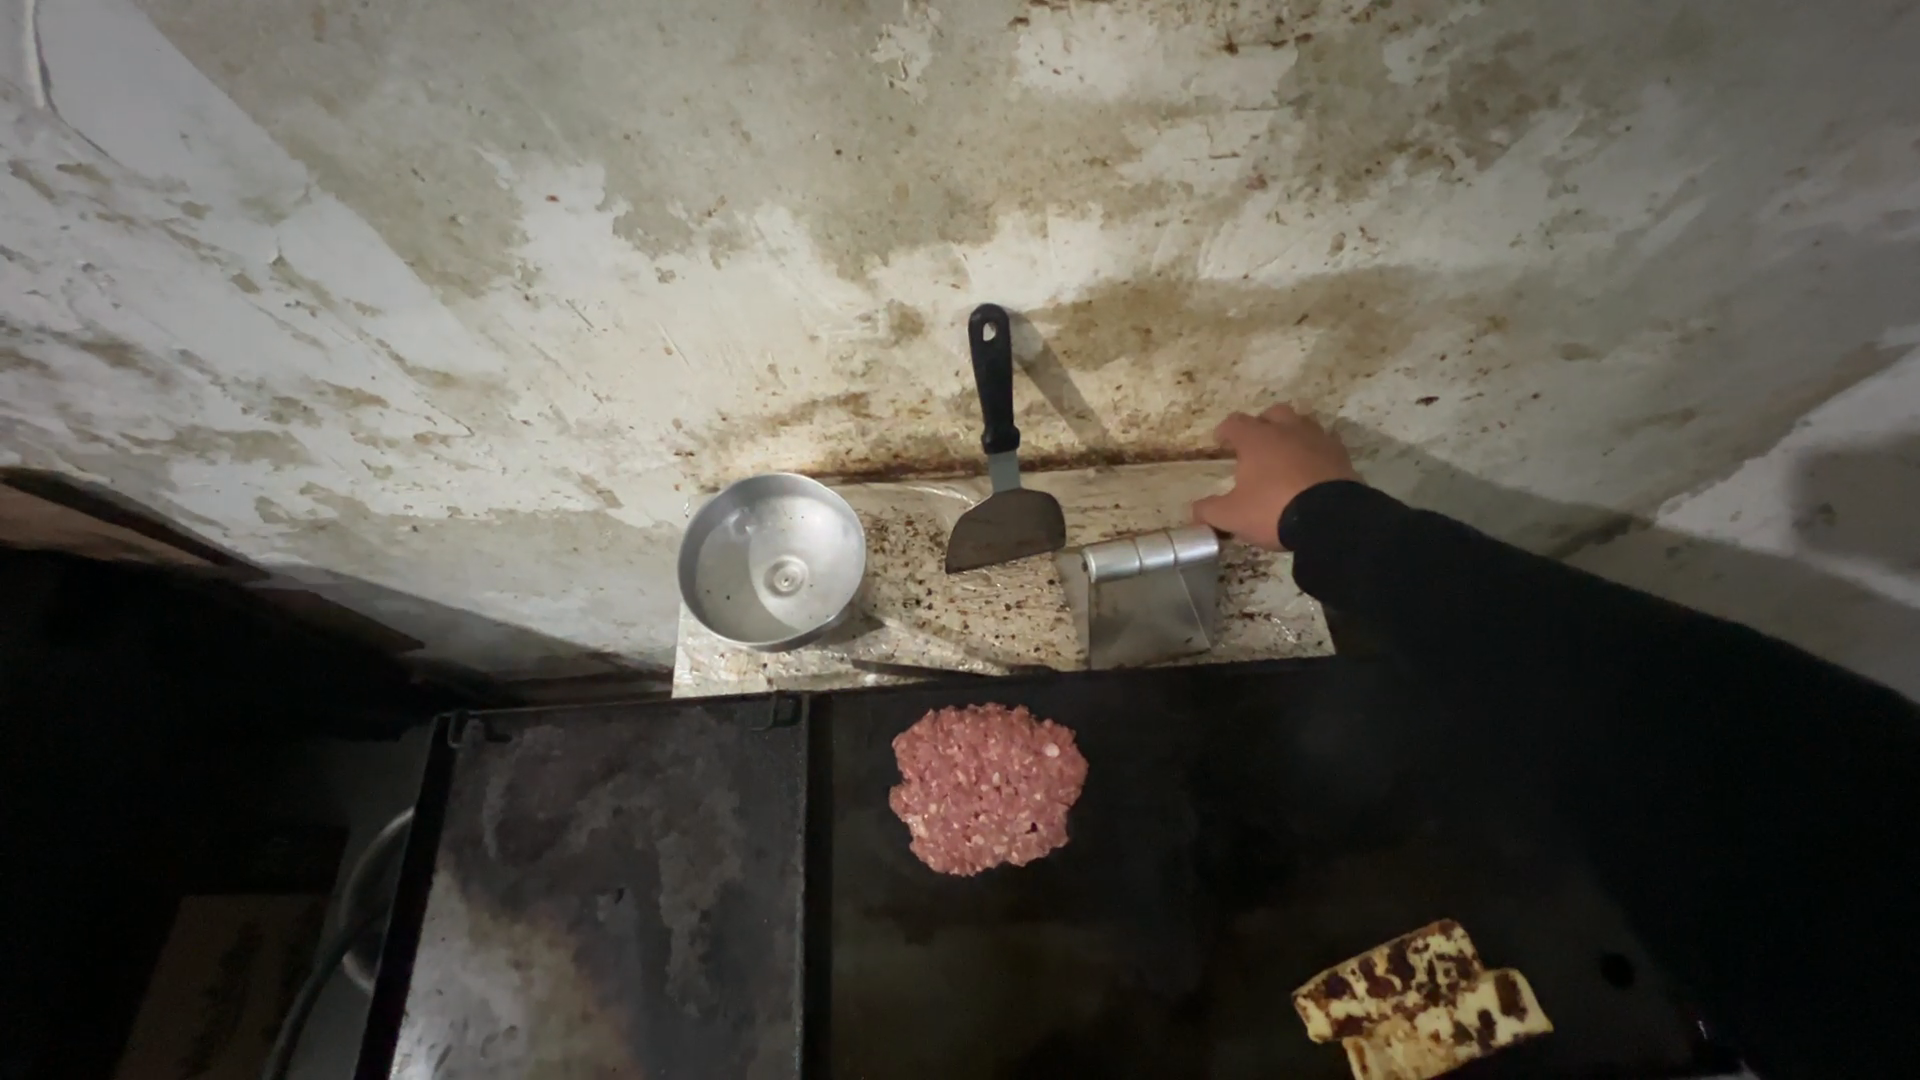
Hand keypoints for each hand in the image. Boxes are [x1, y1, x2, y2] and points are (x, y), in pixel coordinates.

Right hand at [1192, 404, 1359, 549]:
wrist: (1332, 520)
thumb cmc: (1273, 509)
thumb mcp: (1231, 515)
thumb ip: (1208, 510)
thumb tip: (1195, 510)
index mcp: (1257, 439)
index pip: (1235, 423)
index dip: (1225, 431)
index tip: (1220, 441)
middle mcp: (1288, 431)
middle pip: (1274, 413)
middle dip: (1263, 425)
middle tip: (1256, 445)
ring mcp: (1319, 441)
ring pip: (1303, 425)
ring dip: (1291, 435)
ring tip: (1285, 456)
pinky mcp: (1342, 457)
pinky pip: (1325, 445)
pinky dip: (1314, 453)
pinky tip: (1310, 470)